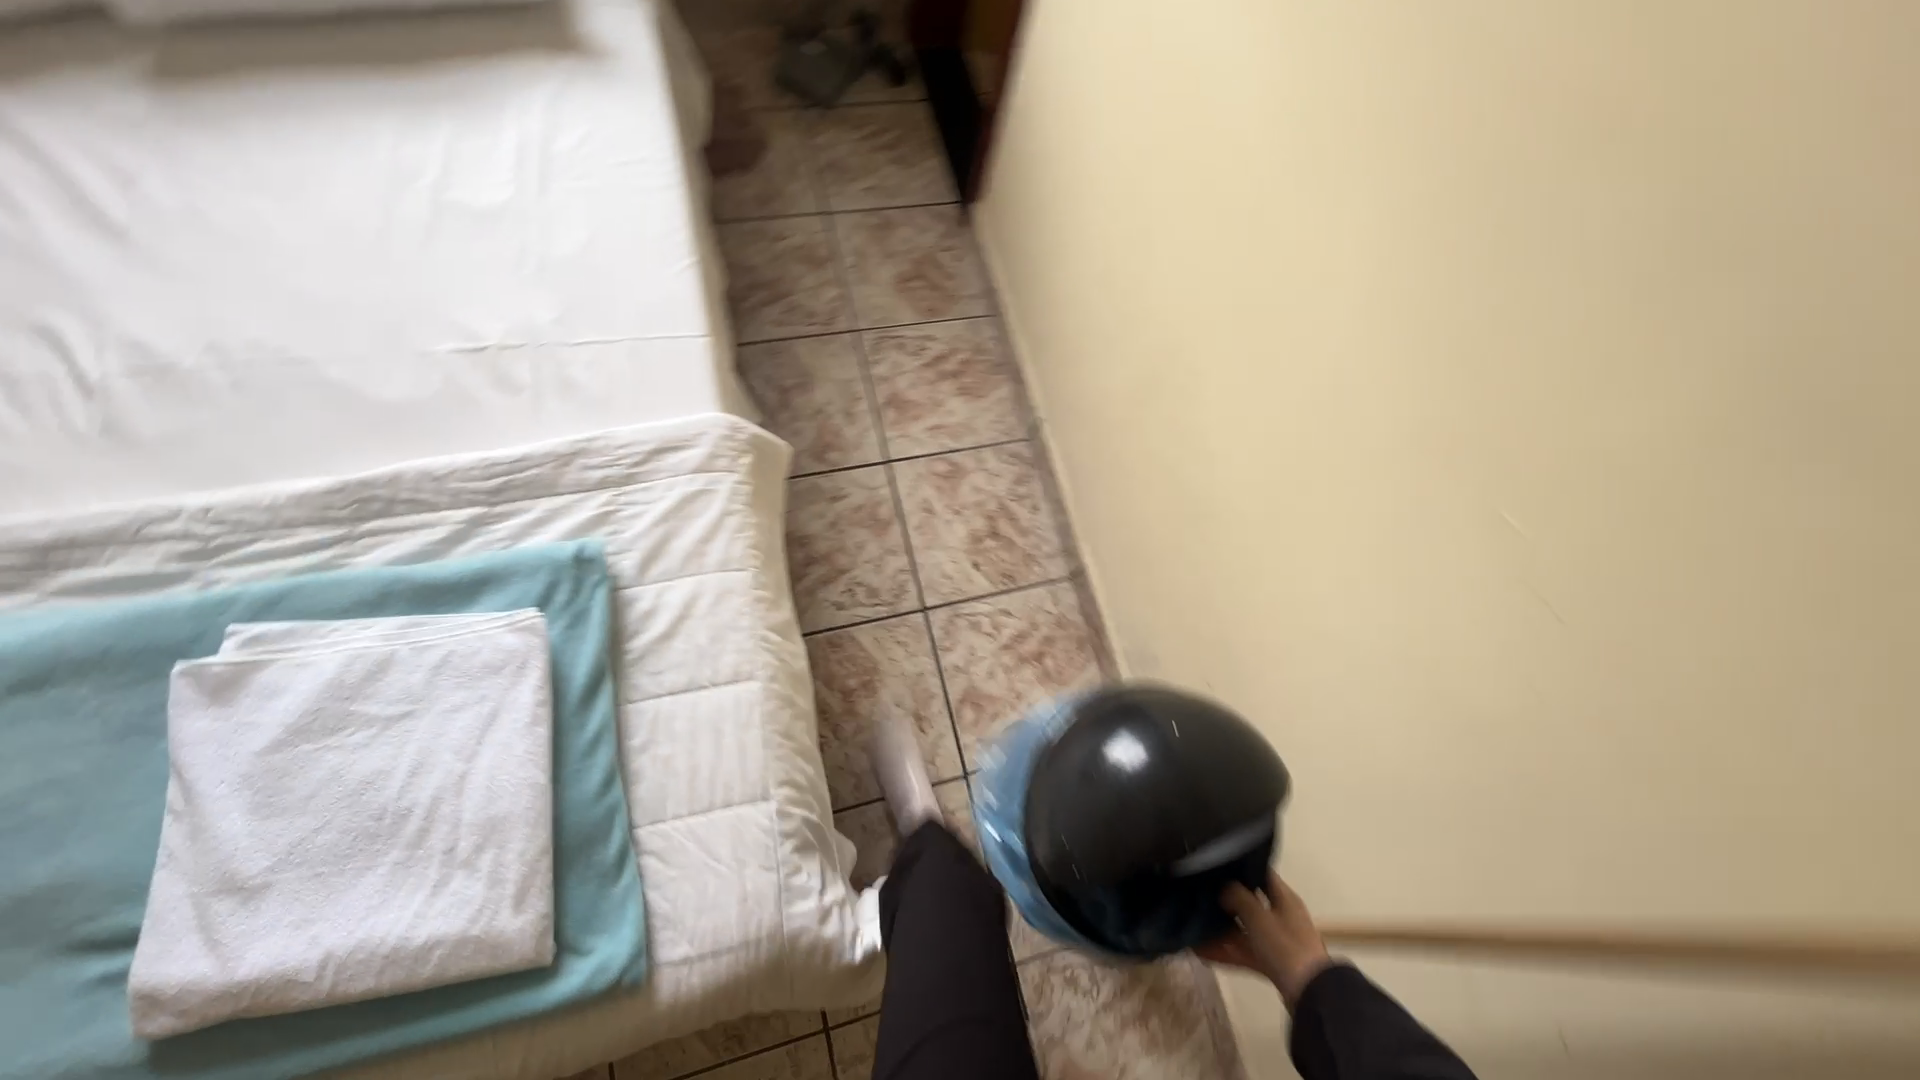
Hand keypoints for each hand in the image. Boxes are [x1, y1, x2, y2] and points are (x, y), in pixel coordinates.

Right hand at [1195, 870, 1332, 1008]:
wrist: (1311, 994)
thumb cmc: (1285, 947)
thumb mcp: (1258, 917)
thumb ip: (1238, 897)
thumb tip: (1223, 886)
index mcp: (1284, 898)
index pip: (1260, 872)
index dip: (1239, 866)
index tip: (1214, 864)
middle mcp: (1281, 915)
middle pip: (1250, 901)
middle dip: (1225, 900)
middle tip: (1199, 894)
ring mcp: (1277, 939)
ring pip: (1245, 927)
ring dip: (1222, 928)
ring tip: (1195, 924)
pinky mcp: (1272, 961)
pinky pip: (1244, 949)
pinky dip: (1226, 950)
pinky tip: (1201, 952)